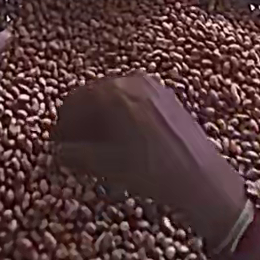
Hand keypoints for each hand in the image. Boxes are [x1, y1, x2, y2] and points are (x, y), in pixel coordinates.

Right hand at [55, 72, 245, 249]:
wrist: (202, 179)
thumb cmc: (152, 170)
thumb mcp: (108, 165)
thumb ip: (77, 154)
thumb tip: (58, 151)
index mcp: (114, 92)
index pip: (74, 101)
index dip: (62, 124)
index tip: (58, 144)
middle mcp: (132, 80)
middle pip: (93, 95)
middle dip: (81, 120)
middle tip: (73, 147)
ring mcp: (152, 86)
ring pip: (113, 97)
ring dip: (100, 118)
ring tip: (96, 147)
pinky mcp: (166, 96)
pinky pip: (133, 100)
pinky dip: (120, 115)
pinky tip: (121, 140)